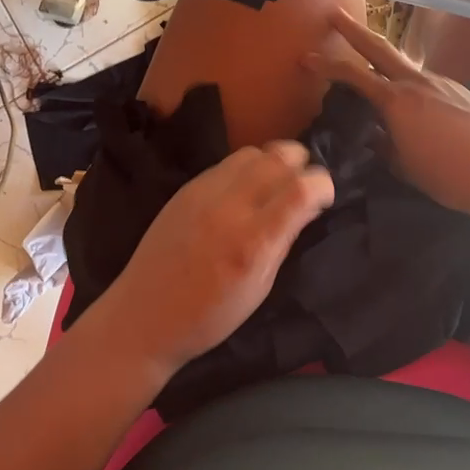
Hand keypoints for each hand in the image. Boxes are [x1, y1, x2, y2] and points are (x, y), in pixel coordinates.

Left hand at [83, 140, 334, 374]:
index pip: (300, 189)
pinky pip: (227, 163)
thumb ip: (282, 242)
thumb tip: (305, 208)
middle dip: (302, 165)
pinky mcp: (187, 188)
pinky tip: (245, 191)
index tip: (325, 196)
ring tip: (275, 185)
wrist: (143, 317)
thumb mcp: (260, 288)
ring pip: (254, 152)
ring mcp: (205, 192)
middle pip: (279, 158)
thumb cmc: (209, 318)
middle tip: (304, 186)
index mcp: (253, 242)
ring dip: (274, 163)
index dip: (323, 184)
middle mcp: (230, 207)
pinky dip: (247, 169)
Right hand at [304, 9, 469, 225]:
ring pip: (406, 64)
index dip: (327, 66)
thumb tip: (375, 136)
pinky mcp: (463, 93)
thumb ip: (386, 148)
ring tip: (373, 63)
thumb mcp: (408, 168)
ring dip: (385, 58)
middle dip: (354, 31)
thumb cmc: (453, 177)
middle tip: (335, 14)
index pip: (354, 75)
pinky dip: (410, 82)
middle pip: (379, 48)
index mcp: (398, 101)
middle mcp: (419, 82)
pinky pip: (427, 81)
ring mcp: (444, 83)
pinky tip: (414, 101)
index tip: (306, 58)